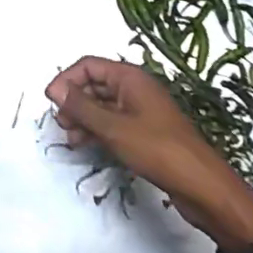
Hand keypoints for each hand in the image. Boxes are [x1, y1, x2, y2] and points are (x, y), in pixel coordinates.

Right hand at [47, 56, 252, 246]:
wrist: (202, 186)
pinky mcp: (144, 132)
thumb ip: (82, 107)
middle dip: (74, 100)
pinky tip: (86, 145)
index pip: (89, 65)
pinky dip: (97, 130)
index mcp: (130, 77)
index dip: (66, 79)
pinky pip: (113, 123)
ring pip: (102, 105)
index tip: (50, 101)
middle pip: (95, 84)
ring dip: (83, 118)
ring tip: (71, 138)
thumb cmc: (157, 149)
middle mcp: (134, 88)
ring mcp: (140, 110)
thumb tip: (55, 89)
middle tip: (61, 123)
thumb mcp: (114, 128)